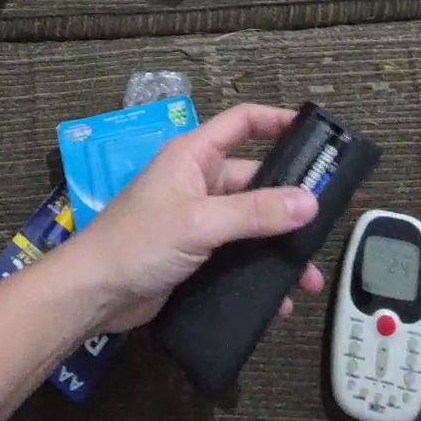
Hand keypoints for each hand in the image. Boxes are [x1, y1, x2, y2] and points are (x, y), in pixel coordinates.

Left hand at [60, 103, 324, 333]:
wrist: (93, 294)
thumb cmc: (137, 243)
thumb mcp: (199, 223)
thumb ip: (254, 213)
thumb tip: (309, 201)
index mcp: (194, 156)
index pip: (242, 123)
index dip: (277, 121)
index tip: (316, 134)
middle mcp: (199, 182)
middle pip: (256, 181)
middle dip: (290, 204)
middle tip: (327, 224)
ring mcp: (198, 220)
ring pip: (252, 224)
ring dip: (279, 247)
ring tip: (308, 279)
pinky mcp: (198, 254)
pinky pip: (239, 255)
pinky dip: (260, 273)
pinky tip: (279, 299)